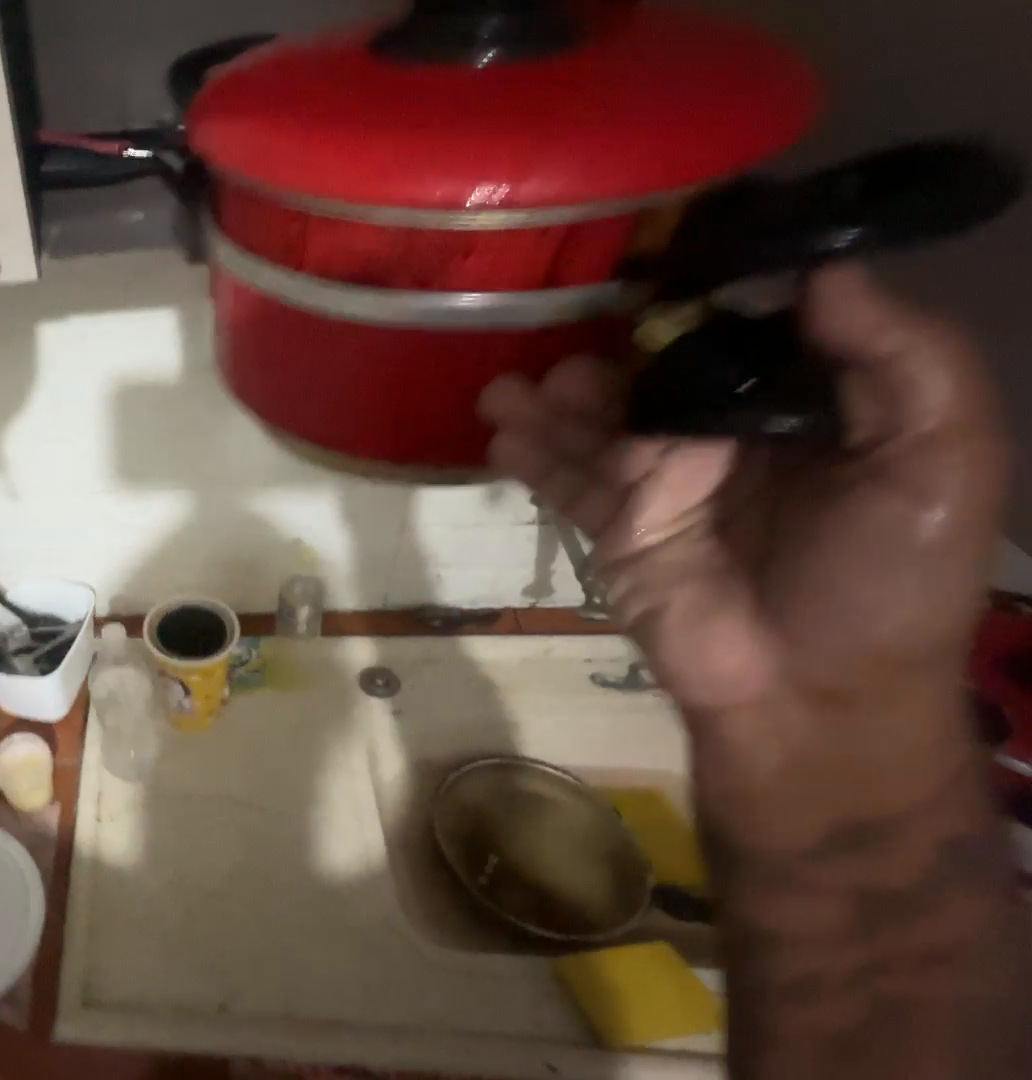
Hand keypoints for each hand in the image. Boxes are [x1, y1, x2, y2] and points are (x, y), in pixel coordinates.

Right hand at [479, 265, 1006, 728]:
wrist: (807, 692)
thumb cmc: (883, 578)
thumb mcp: (937, 463)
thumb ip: (901, 363)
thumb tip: (822, 272)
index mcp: (801, 413)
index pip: (740, 343)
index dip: (698, 307)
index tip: (655, 269)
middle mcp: (723, 439)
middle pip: (648, 383)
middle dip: (601, 359)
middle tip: (555, 336)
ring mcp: (658, 486)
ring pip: (593, 429)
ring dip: (547, 406)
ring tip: (504, 390)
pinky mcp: (613, 529)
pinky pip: (563, 484)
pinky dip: (528, 460)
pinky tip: (499, 438)